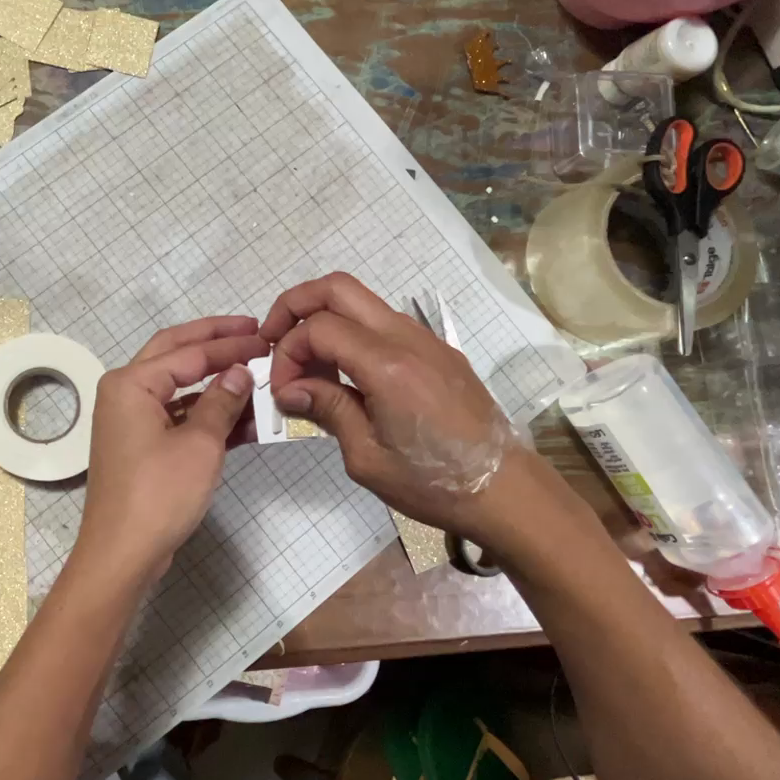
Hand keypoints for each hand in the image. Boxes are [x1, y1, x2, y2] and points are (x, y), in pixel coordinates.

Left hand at [76, 317, 266, 585]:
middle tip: (253, 331)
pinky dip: (208, 415)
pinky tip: (247, 419)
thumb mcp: (200, 445)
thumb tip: (240, 372)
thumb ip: (222, 402)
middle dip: (214, 342)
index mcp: (131, 383)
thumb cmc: (159, 494)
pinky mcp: (141, 445)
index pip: (188, 351)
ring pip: (179, 388)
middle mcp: (125, 393)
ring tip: (258, 376)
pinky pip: (178, 417)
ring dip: (216, 383)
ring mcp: (131, 420)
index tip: (266, 336)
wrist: (122, 552)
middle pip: (176, 354)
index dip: (230, 343)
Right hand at [259, 273, 538, 545]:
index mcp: (388, 366)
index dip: (288, 353)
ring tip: (306, 365)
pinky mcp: (436, 352)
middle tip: (273, 340)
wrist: (506, 491)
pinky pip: (383, 324)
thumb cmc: (432, 483)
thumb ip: (327, 409)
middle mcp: (407, 339)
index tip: (283, 391)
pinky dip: (351, 333)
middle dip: (295, 306)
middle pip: (338, 288)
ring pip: (362, 301)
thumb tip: (290, 389)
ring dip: (324, 319)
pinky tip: (342, 374)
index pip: (319, 328)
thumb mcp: (366, 457)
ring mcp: (426, 340)